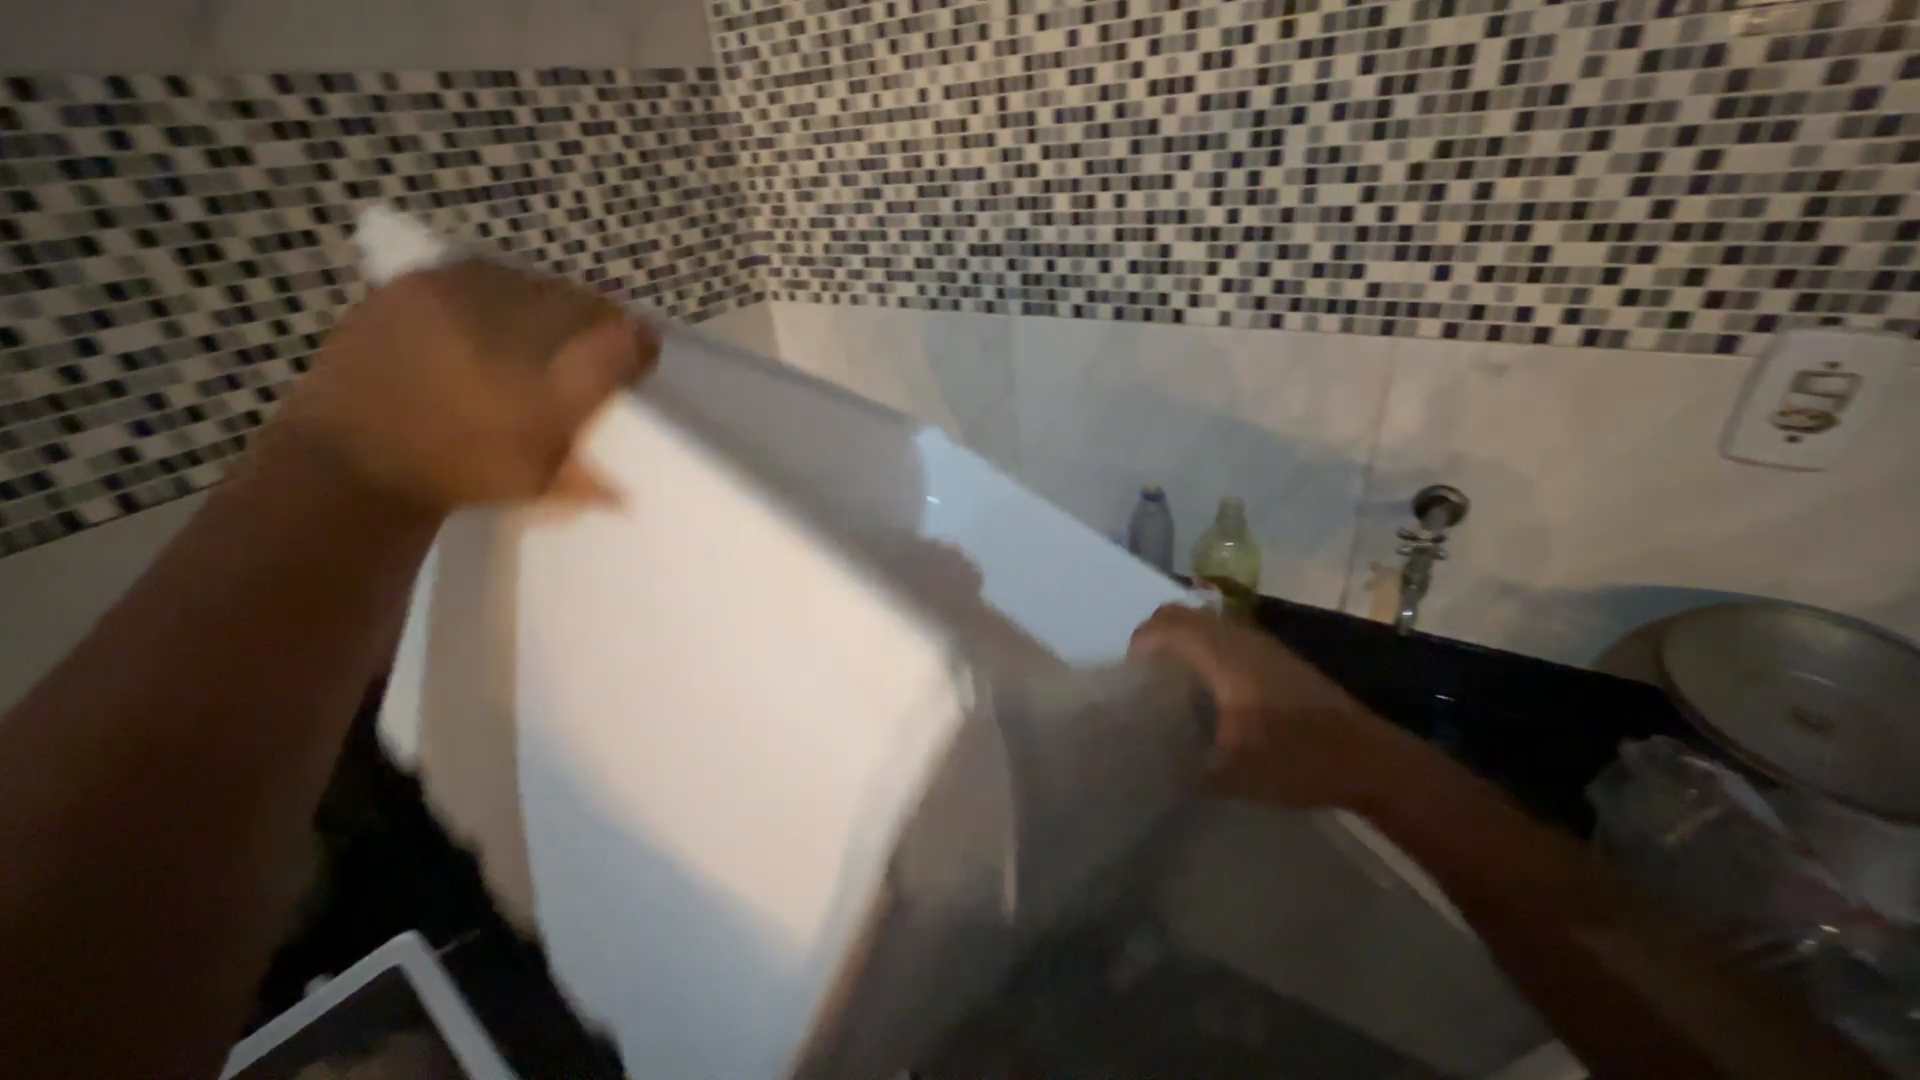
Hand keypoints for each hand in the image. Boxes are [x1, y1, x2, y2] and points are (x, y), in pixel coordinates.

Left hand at [279, 259, 659, 509]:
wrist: (352, 457)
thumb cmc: (460, 473)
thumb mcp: (540, 483)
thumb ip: (592, 479)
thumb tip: (628, 492)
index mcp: (557, 380)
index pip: (627, 339)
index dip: (639, 349)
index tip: (634, 365)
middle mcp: (518, 324)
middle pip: (584, 302)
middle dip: (595, 324)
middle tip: (586, 348)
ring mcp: (464, 294)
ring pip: (534, 283)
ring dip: (547, 305)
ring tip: (533, 333)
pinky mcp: (419, 281)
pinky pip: (481, 275)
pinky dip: (496, 294)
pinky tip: (484, 322)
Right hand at [1129, 604, 1403, 807]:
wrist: (1371, 760)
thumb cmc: (1297, 759)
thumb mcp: (1233, 775)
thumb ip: (1187, 772)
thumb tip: (1153, 773)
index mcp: (1225, 658)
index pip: (1168, 624)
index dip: (1140, 641)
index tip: (1130, 675)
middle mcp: (1242, 640)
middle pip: (1185, 615)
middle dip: (1157, 637)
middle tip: (1145, 678)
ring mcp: (1264, 647)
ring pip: (1209, 625)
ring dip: (1183, 643)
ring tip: (1171, 686)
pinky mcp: (1280, 661)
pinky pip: (1229, 639)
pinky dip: (1207, 652)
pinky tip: (1211, 695)